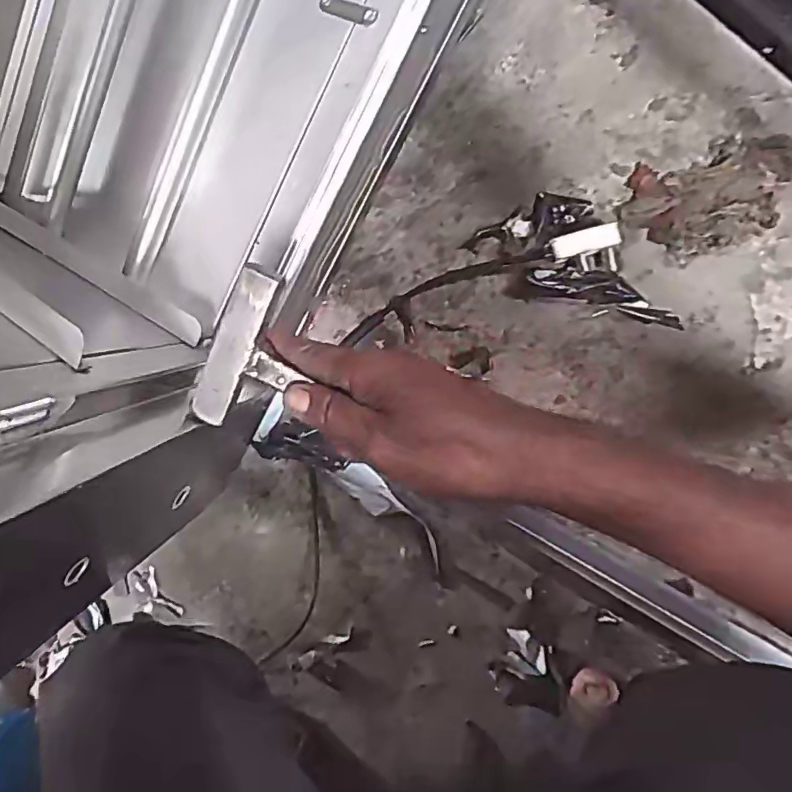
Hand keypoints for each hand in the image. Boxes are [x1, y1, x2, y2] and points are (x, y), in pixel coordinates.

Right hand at [267, 331, 583, 501]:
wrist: (522, 454)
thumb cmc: (451, 451)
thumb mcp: (379, 441)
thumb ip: (335, 417)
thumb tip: (295, 393)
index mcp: (373, 371)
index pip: (319, 355)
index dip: (290, 350)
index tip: (269, 337)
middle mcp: (393, 364)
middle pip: (339, 367)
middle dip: (311, 377)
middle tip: (286, 385)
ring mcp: (416, 377)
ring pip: (363, 383)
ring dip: (340, 395)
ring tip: (323, 415)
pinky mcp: (434, 393)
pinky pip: (385, 393)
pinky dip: (366, 406)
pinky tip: (369, 427)